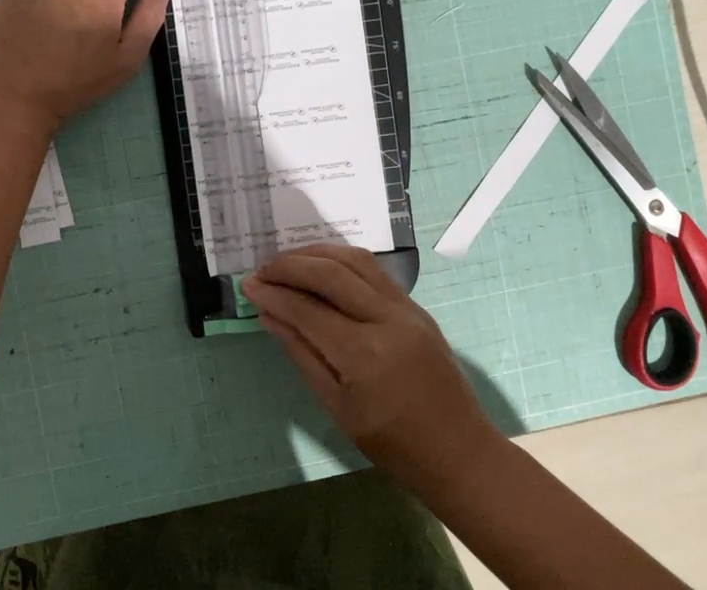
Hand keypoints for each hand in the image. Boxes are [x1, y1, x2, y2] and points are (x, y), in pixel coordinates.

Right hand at [244, 244, 498, 474]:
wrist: (459, 453)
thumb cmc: (392, 444)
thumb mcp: (336, 406)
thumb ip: (301, 353)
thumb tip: (268, 314)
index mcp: (364, 354)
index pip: (307, 309)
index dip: (273, 294)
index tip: (247, 287)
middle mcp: (387, 320)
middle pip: (330, 272)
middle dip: (290, 265)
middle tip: (261, 271)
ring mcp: (407, 310)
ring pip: (355, 260)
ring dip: (316, 254)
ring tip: (287, 262)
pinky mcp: (417, 308)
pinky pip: (374, 271)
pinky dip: (341, 262)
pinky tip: (321, 269)